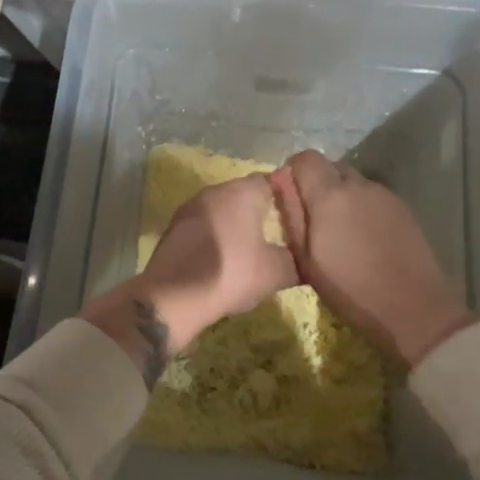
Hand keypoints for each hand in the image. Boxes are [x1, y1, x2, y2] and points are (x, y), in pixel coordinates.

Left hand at [81, 173, 297, 384]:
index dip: (288, 198)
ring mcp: (190, 208)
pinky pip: (205, 226)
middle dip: (262, 213)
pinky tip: (224, 261)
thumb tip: (307, 259)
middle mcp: (213, 191)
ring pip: (223, 210)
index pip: (273, 181)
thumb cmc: (230, 274)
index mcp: (240, 192)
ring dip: (237, 226)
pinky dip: (217, 238)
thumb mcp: (276, 272)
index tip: (299, 219)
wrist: (173, 298)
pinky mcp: (174, 228)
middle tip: (279, 237)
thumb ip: (296, 260)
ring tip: (252, 252)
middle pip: (245, 195)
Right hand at [280, 150, 476, 366]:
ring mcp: (383, 194)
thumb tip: (279, 179)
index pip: (305, 158)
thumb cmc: (350, 288)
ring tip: (341, 231)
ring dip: (341, 196)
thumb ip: (291, 213)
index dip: (294, 172)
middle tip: (314, 218)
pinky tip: (365, 238)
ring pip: (353, 181)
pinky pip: (372, 196)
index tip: (291, 198)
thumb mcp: (307, 258)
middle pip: (331, 166)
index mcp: (330, 194)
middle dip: (318, 184)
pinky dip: (362, 207)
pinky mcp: (402, 207)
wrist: (413, 307)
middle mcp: (358, 184)